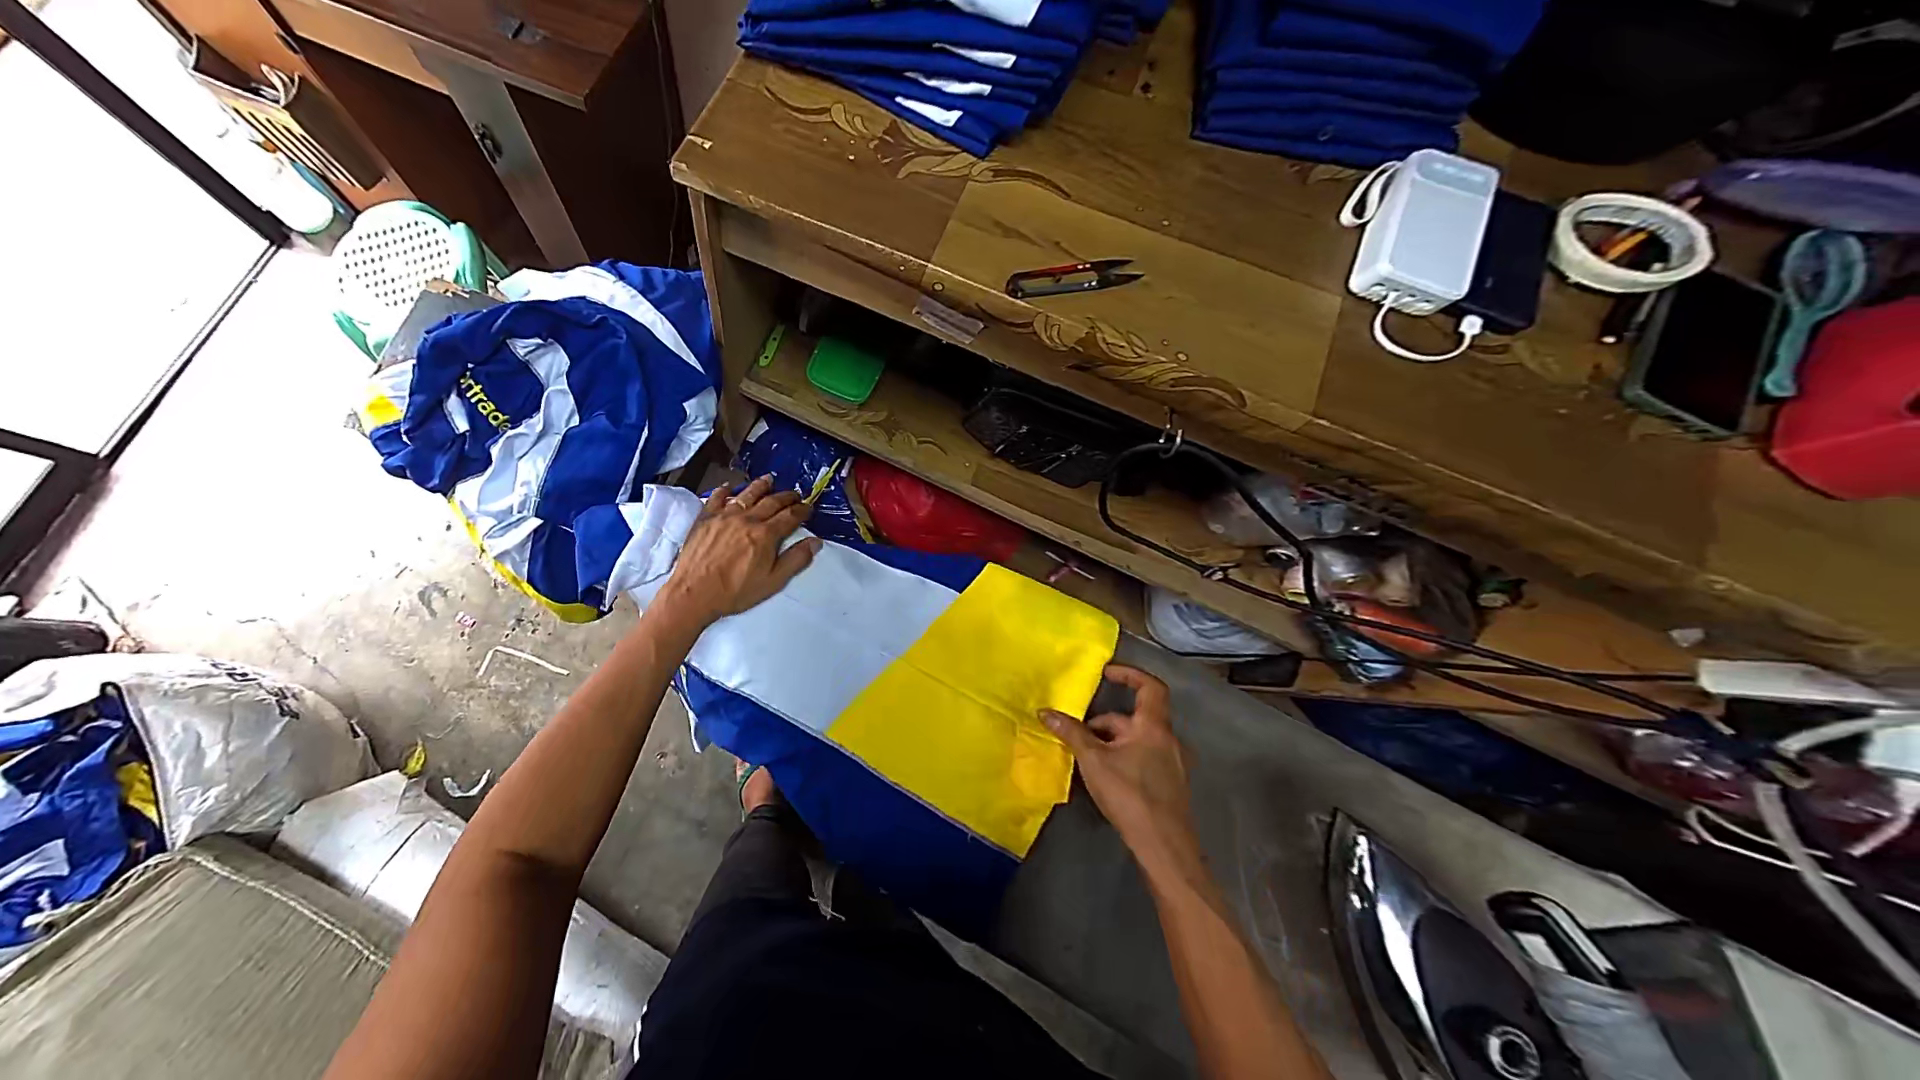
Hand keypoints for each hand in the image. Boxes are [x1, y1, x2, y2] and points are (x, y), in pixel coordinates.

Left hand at [654, 476, 821, 628]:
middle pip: (772, 501)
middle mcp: (747, 519)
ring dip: (761, 486)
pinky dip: (725, 490)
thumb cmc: (736, 591)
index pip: (790, 516)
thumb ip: (796, 559)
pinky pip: (717, 497)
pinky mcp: (705, 518)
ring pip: (747, 494)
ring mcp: (724, 516)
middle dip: (787, 496)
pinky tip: (730, 487)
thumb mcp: (774, 581)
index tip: (809, 508)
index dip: (802, 510)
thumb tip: (815, 542)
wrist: (694, 593)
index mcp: (766, 534)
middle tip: (795, 494)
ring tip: (769, 480)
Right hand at [1042, 666, 1198, 872]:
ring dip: (1113, 741)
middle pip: (1136, 717)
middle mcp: (1169, 739)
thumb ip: (1071, 733)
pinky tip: (1105, 776)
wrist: (1164, 846)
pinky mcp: (1170, 784)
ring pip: (1139, 739)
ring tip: (1087, 756)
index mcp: (1154, 726)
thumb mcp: (1094, 761)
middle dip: (1106, 721)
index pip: (1149, 686)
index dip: (1129, 674)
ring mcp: (1173, 763)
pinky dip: (1124, 756)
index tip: (1107, 673)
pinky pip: (1145, 757)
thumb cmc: (1130, 795)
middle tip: (1080, 732)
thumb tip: (1045, 712)